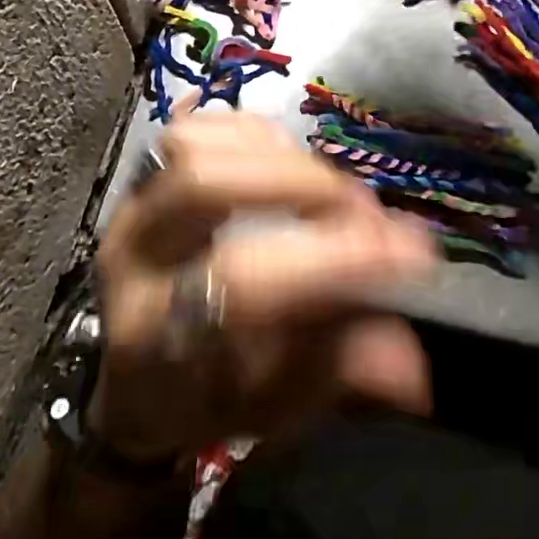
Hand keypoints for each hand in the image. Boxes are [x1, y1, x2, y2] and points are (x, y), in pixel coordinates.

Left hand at [89, 113, 437, 461]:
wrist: (130, 372)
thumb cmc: (202, 397)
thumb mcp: (266, 410)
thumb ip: (328, 376)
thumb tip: (408, 362)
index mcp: (153, 335)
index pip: (238, 283)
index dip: (327, 261)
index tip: (406, 254)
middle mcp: (131, 256)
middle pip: (203, 185)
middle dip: (301, 184)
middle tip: (368, 215)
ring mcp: (130, 207)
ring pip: (193, 145)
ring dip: (278, 156)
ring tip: (330, 193)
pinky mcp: (142, 177)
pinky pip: (195, 128)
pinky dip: (254, 136)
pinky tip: (291, 165)